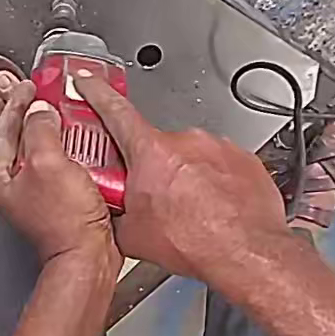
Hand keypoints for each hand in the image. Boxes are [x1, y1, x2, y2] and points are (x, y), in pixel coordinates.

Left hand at [0, 78, 118, 267]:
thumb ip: (40, 130)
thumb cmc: (65, 221)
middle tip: (48, 97)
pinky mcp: (65, 205)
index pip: (4, 131)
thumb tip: (40, 111)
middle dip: (36, 117)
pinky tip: (90, 147)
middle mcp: (19, 188)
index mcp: (4, 179)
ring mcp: (42, 198)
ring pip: (47, 156)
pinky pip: (69, 170)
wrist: (88, 257)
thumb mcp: (48, 163)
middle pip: (23, 142)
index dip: (16, 105)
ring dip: (60, 135)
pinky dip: (78, 155)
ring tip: (72, 117)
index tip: (28, 87)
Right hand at [74, 70, 288, 283]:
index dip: (96, 93)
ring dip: (186, 178)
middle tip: (156, 200)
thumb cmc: (196, 243)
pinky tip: (214, 208)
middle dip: (153, 170)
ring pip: (190, 158)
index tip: (88, 82)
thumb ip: (115, 212)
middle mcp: (186, 141)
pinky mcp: (243, 159)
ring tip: (191, 211)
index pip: (115, 111)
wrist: (246, 253)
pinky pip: (220, 166)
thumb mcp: (133, 236)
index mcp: (152, 153)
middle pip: (156, 147)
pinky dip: (215, 183)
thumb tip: (109, 213)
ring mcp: (218, 147)